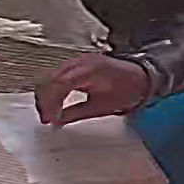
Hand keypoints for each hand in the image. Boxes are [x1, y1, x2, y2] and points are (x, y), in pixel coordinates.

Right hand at [35, 52, 151, 124]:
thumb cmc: (127, 89)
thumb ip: (75, 113)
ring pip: (47, 76)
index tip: (49, 119)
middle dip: (43, 101)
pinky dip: (49, 90)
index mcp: (90, 71)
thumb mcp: (102, 107)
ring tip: (48, 112)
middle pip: (48, 79)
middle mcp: (80, 62)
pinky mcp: (74, 65)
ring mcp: (76, 61)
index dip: (50, 103)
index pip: (58, 85)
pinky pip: (53, 75)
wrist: (140, 76)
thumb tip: (56, 121)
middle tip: (46, 118)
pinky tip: (52, 102)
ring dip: (44, 96)